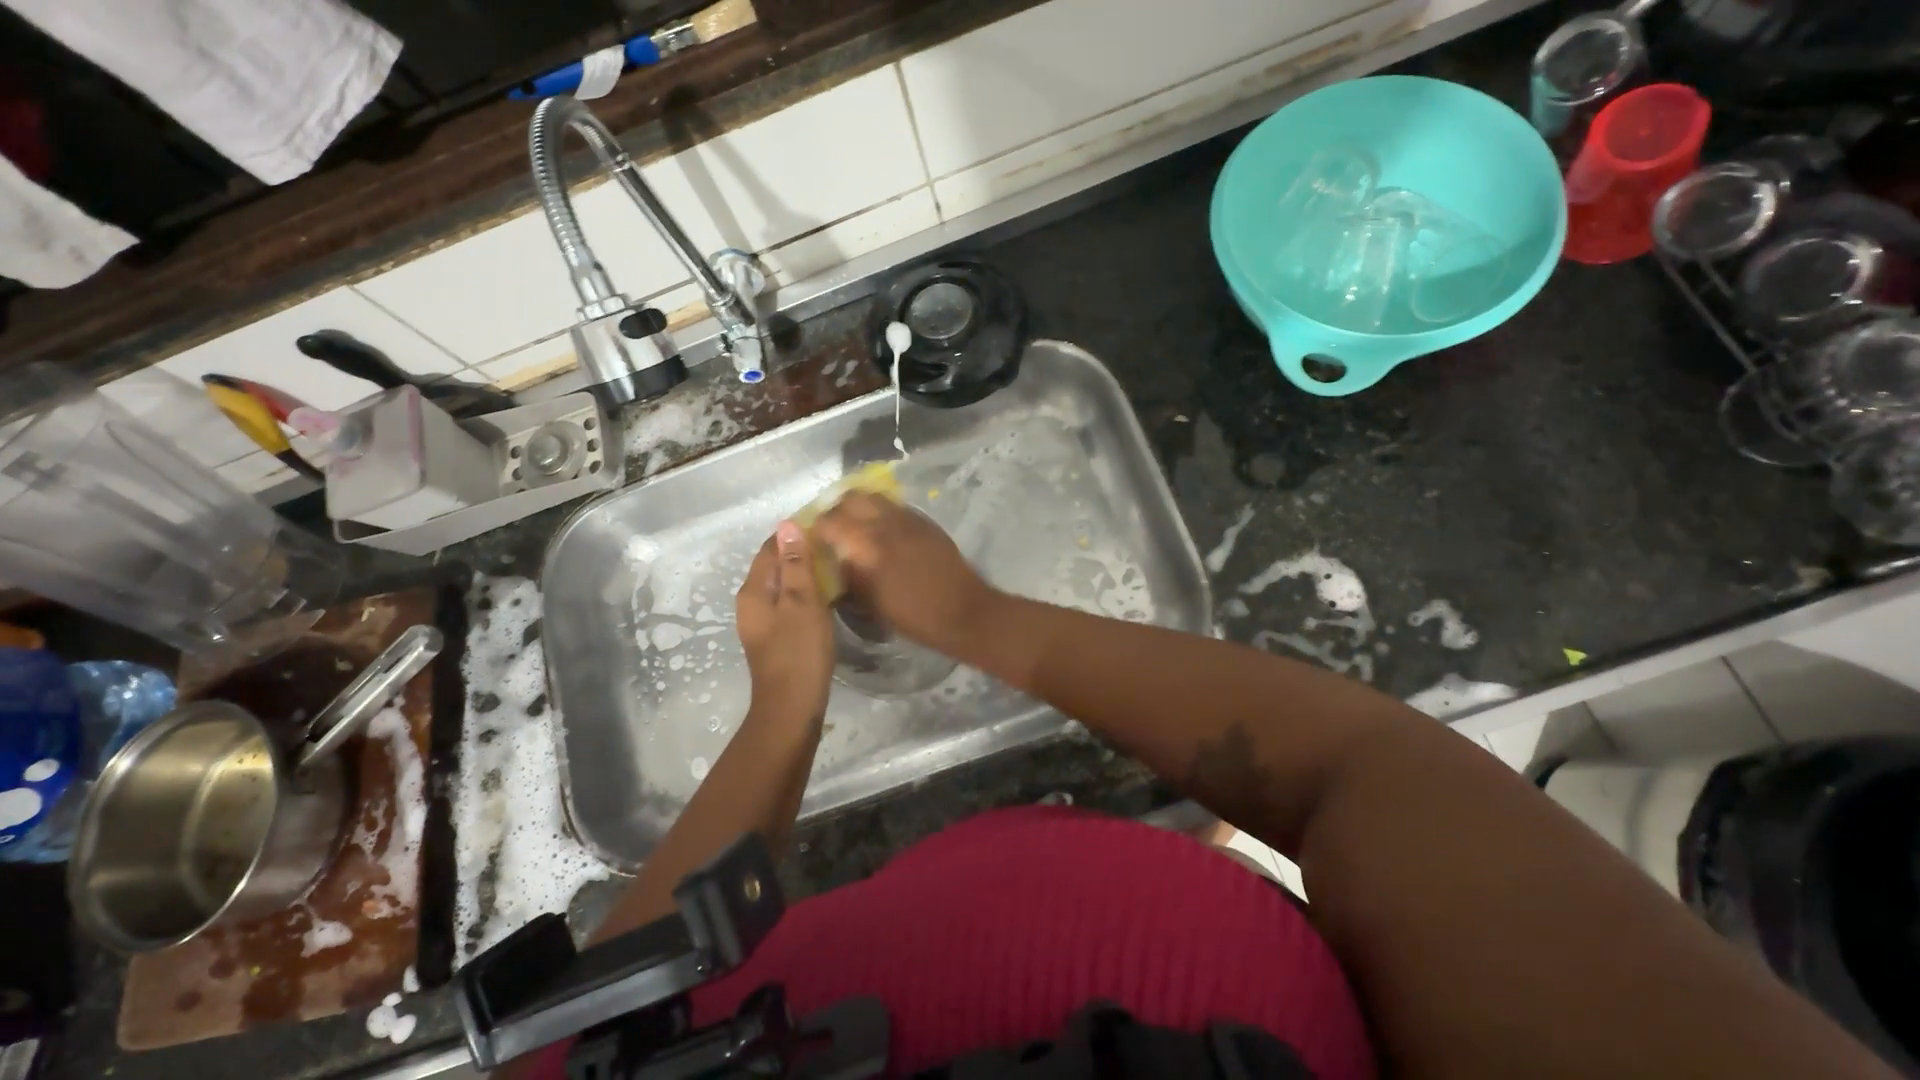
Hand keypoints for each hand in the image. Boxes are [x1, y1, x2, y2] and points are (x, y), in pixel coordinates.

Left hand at [736, 521, 833, 726]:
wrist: (792, 707)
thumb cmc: (798, 652)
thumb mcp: (802, 603)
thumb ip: (795, 564)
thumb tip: (787, 525)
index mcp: (753, 591)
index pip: (771, 548)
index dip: (795, 535)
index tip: (826, 529)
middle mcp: (752, 603)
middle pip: (776, 567)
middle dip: (802, 555)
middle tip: (836, 549)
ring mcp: (763, 623)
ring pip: (784, 588)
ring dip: (806, 577)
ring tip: (837, 570)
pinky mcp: (776, 639)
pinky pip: (790, 607)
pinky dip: (807, 598)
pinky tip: (828, 601)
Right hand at [811, 493, 1000, 652]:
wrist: (962, 611)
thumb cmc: (914, 616)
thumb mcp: (871, 601)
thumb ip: (849, 573)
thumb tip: (835, 557)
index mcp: (868, 546)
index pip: (830, 522)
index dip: (817, 527)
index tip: (812, 537)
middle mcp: (885, 524)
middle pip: (851, 498)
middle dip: (837, 509)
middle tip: (834, 526)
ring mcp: (908, 518)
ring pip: (874, 497)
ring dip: (860, 506)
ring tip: (857, 524)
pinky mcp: (925, 521)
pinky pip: (895, 506)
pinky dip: (881, 512)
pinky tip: (882, 530)